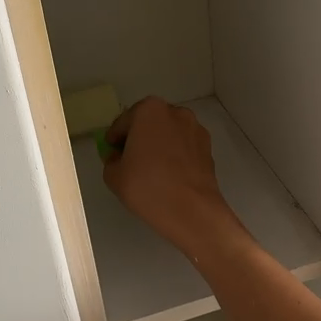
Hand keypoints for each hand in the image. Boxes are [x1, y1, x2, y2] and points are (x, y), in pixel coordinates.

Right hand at [103, 98, 246, 257]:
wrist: (192, 210)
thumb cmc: (147, 187)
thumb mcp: (114, 175)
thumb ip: (111, 160)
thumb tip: (119, 157)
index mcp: (150, 110)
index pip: (124, 122)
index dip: (115, 138)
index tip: (112, 152)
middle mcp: (176, 112)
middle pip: (150, 123)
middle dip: (139, 137)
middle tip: (130, 159)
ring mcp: (196, 129)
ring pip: (170, 133)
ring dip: (160, 144)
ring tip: (152, 168)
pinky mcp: (208, 147)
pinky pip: (185, 146)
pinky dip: (176, 154)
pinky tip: (171, 174)